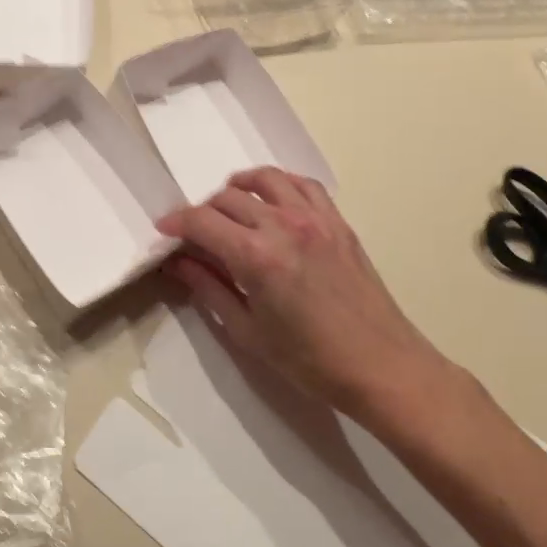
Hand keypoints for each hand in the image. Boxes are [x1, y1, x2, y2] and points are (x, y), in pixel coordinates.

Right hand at [159, 167, 456, 421]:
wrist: (382, 367)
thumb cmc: (310, 360)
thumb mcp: (248, 332)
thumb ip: (209, 289)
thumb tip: (179, 262)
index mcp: (256, 256)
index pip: (202, 221)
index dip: (176, 222)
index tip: (164, 231)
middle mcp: (283, 226)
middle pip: (228, 198)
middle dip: (203, 211)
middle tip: (195, 233)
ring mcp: (315, 219)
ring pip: (265, 179)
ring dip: (239, 187)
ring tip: (229, 205)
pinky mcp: (338, 223)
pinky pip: (303, 185)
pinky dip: (280, 184)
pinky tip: (272, 199)